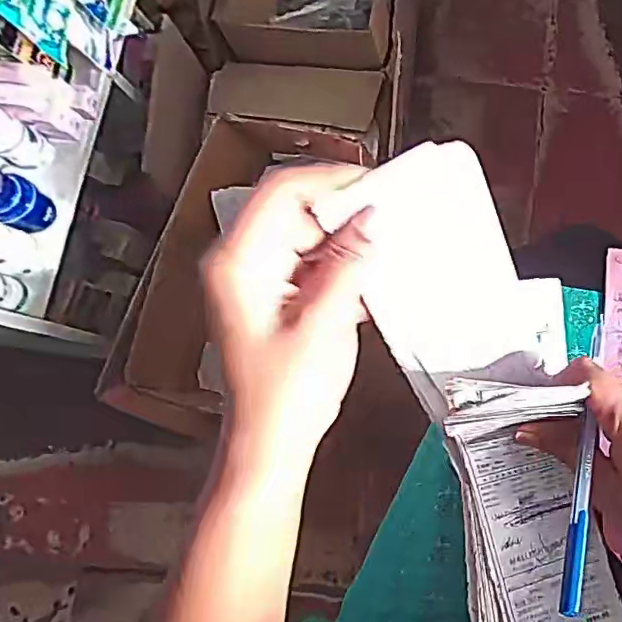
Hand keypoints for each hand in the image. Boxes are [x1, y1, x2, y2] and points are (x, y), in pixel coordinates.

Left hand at [201, 165, 372, 463]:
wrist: (272, 440)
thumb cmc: (281, 398)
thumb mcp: (324, 324)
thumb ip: (348, 265)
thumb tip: (368, 222)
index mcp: (238, 264)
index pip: (282, 191)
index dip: (331, 180)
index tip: (371, 185)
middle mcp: (241, 266)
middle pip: (296, 212)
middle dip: (343, 219)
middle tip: (383, 226)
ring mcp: (258, 282)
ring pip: (308, 240)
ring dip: (345, 249)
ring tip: (372, 268)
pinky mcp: (276, 298)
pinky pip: (312, 267)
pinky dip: (340, 272)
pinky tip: (360, 293)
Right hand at [516, 359, 621, 588]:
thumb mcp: (605, 488)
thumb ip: (566, 449)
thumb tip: (530, 429)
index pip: (587, 376)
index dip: (553, 387)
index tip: (531, 410)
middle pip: (597, 387)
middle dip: (564, 406)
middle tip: (537, 433)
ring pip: (610, 402)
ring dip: (583, 419)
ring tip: (559, 449)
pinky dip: (602, 427)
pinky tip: (589, 454)